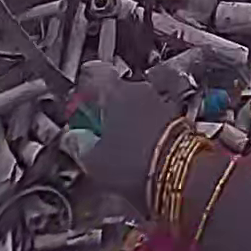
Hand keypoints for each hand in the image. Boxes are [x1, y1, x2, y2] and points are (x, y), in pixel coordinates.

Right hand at [76, 60, 181, 209]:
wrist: (178, 171)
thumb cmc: (132, 162)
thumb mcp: (95, 160)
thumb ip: (79, 145)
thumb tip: (72, 138)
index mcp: (115, 91)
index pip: (93, 79)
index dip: (82, 94)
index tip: (76, 111)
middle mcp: (138, 89)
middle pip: (114, 91)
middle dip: (103, 110)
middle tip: (94, 136)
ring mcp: (158, 99)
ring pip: (133, 103)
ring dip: (123, 120)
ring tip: (115, 148)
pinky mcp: (173, 114)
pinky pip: (148, 115)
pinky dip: (140, 127)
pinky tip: (135, 150)